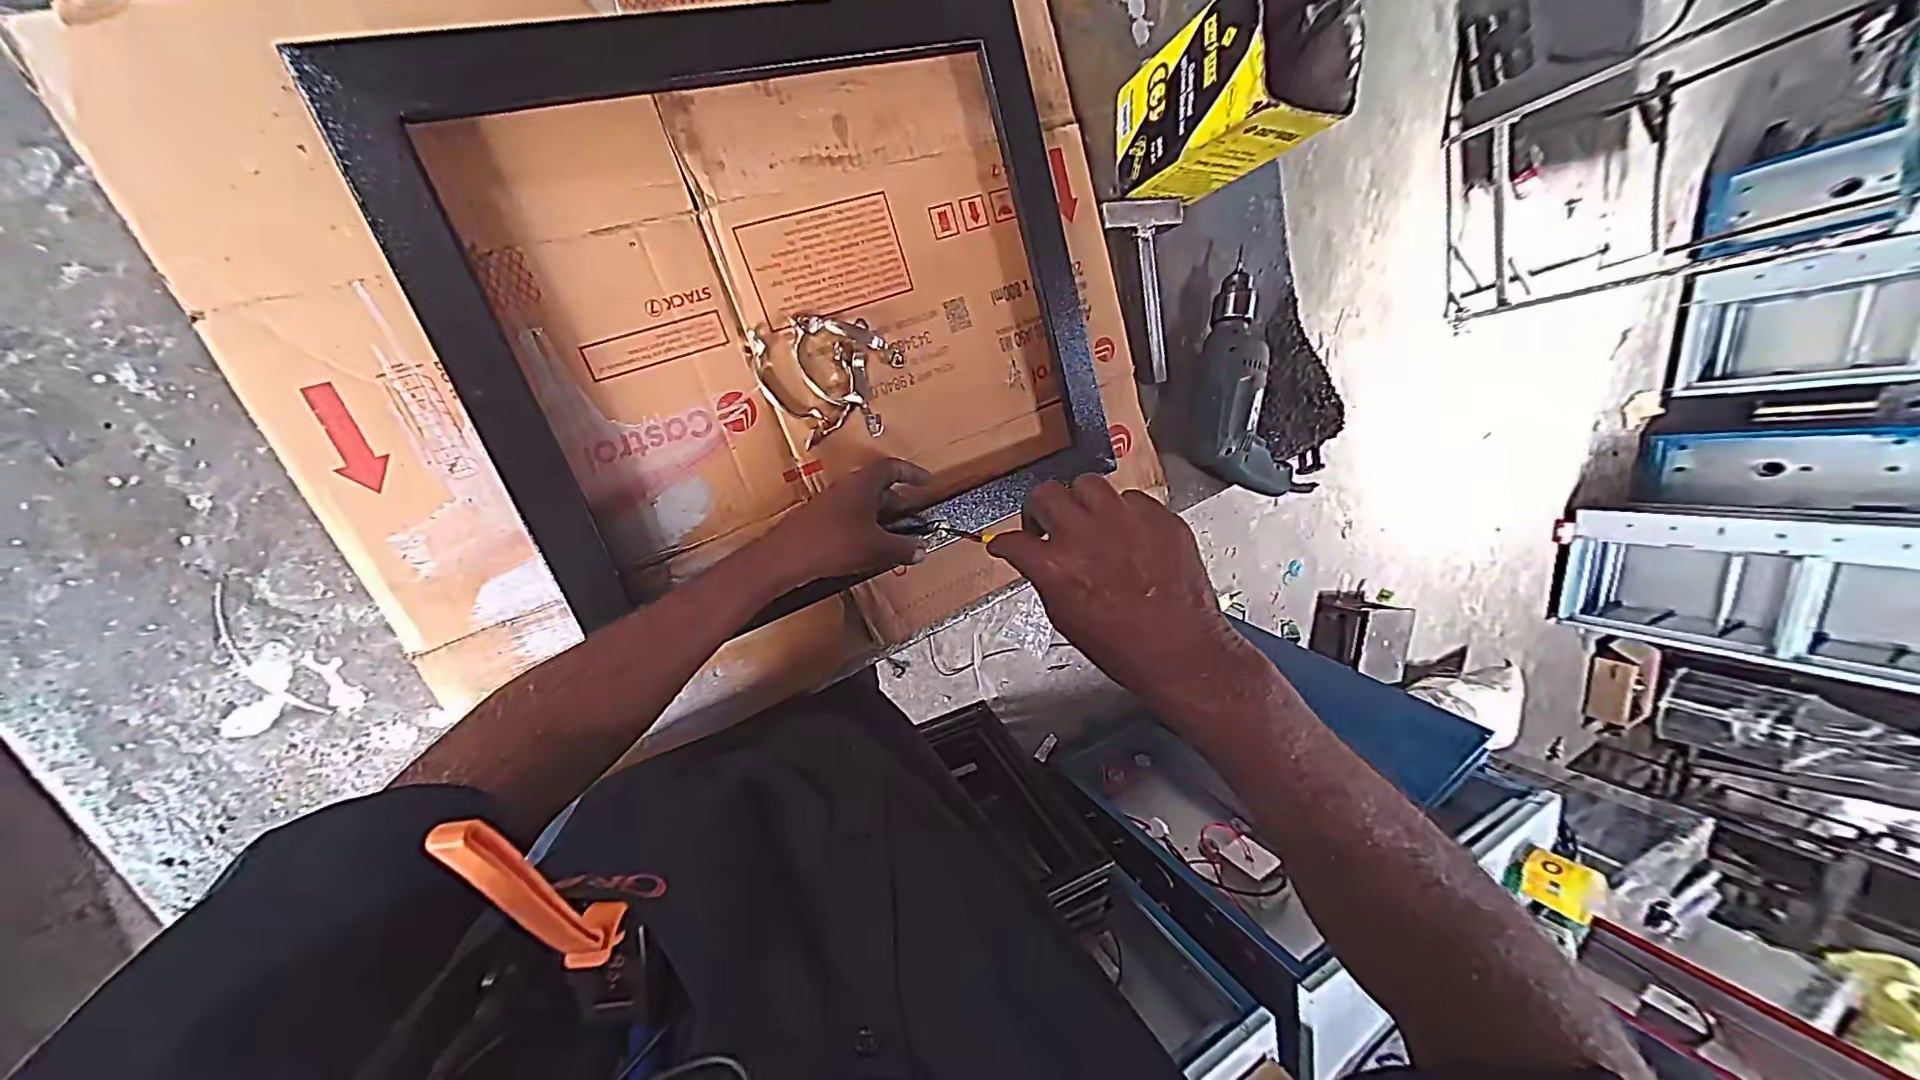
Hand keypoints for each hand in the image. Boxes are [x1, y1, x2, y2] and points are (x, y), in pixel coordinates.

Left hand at [758, 458, 931, 588]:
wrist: (785, 558)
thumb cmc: (831, 543)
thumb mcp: (877, 547)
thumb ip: (904, 548)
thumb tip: (920, 549)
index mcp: (863, 484)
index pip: (893, 468)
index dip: (912, 474)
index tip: (926, 482)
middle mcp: (846, 488)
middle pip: (879, 487)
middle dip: (899, 502)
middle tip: (913, 517)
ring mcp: (830, 504)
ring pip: (864, 504)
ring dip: (882, 518)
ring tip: (894, 538)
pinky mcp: (819, 521)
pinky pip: (850, 518)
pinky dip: (865, 529)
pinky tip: (868, 551)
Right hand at [987, 475, 1248, 700]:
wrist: (1180, 652)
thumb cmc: (1127, 646)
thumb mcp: (1065, 618)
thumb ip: (1045, 578)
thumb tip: (1037, 561)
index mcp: (1057, 567)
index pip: (1014, 540)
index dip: (1005, 543)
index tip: (1007, 543)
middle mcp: (1088, 537)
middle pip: (1044, 494)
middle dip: (1038, 509)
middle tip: (1046, 522)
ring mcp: (1126, 522)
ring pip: (1088, 484)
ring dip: (1080, 502)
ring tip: (1088, 520)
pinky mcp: (1158, 518)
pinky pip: (1131, 499)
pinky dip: (1123, 513)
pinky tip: (1126, 533)